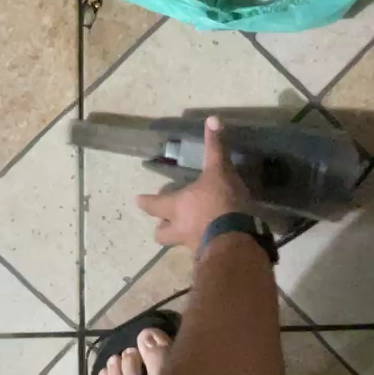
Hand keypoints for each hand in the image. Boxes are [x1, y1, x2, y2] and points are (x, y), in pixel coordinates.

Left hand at [136, 116, 252, 251]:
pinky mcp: (210, 256)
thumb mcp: (219, 170)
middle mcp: (180, 227)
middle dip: (161, 228)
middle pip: (161, 233)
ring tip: (191, 233)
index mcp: (177, 206)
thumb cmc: (220, 202)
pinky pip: (203, 251)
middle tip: (163, 223)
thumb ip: (215, 147)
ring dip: (183, 238)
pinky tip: (214, 242)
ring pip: (180, 244)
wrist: (236, 238)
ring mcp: (194, 245)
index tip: (137, 200)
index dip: (145, 202)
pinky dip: (206, 246)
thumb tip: (212, 118)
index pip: (154, 204)